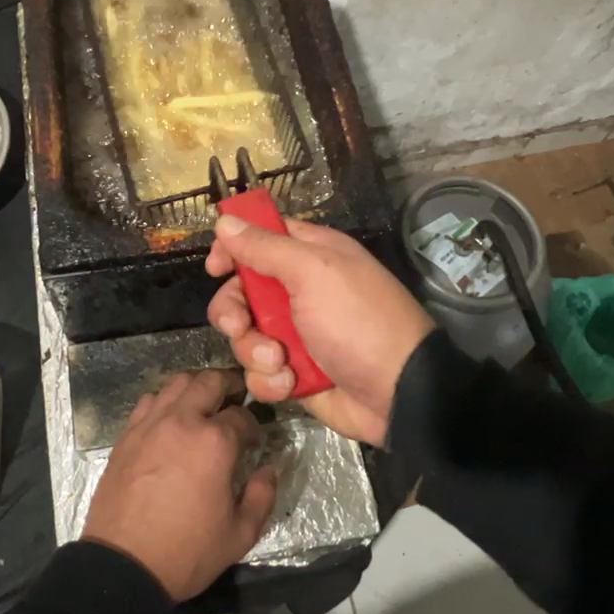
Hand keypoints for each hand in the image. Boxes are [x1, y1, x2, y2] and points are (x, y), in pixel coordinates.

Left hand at [80, 369, 277, 602]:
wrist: (123, 564)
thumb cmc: (187, 551)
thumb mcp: (240, 534)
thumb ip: (262, 496)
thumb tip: (270, 469)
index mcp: (215, 442)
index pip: (242, 416)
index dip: (253, 426)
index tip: (254, 441)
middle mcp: (183, 421)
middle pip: (209, 381)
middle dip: (228, 385)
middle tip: (235, 400)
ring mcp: (151, 423)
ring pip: (177, 383)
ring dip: (195, 388)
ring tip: (203, 405)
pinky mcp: (127, 434)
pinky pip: (149, 401)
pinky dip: (165, 401)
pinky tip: (170, 420)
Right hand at [206, 215, 433, 445]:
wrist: (397, 393)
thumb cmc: (358, 320)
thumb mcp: (314, 272)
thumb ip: (266, 248)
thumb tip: (225, 220)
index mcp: (309, 256)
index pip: (258, 239)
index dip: (232, 249)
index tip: (216, 268)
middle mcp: (298, 291)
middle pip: (240, 291)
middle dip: (234, 312)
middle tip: (239, 325)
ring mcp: (294, 333)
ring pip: (244, 335)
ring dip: (254, 351)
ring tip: (279, 362)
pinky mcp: (292, 371)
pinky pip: (259, 371)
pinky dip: (270, 379)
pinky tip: (290, 384)